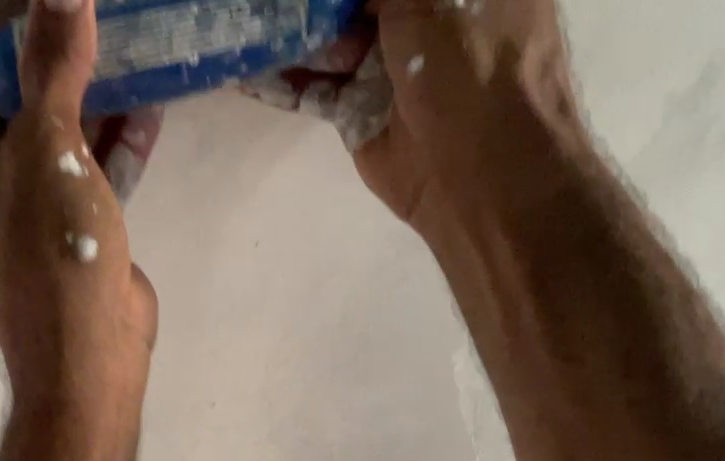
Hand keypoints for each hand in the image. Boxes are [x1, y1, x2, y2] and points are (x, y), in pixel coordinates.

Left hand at [0, 0, 161, 408]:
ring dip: (95, 111)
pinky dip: (114, 151)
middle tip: (101, 33)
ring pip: (59, 156)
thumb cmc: (49, 251)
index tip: (60, 23)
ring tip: (133, 57)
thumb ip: (53, 67)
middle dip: (62, 81)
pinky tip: (149, 107)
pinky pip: (86, 186)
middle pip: (19, 127)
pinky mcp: (68, 249)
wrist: (88, 354)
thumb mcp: (46, 148)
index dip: (15, 59)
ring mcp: (25, 233)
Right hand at [246, 0, 588, 230]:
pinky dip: (282, 80)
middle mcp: (427, 11)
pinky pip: (315, 85)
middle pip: (356, 0)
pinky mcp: (358, 108)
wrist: (477, 178)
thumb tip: (332, 3)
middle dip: (316, 4)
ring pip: (330, 37)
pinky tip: (247, 73)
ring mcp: (388, 62)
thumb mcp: (427, 0)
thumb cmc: (473, 72)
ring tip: (247, 25)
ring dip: (291, 33)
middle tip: (267, 4)